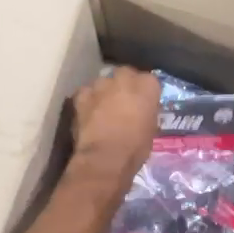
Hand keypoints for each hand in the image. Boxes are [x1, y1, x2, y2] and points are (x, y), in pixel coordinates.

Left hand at [68, 68, 160, 198]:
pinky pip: (86, 92)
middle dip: (124, 85)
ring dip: (105, 92)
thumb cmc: (135, 147)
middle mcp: (125, 77)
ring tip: (103, 109)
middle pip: (125, 75)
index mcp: (147, 85)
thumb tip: (140, 110)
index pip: (149, 81)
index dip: (144, 93)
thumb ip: (146, 111)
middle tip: (122, 103)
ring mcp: (101, 83)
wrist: (106, 158)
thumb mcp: (151, 128)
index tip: (142, 103)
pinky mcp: (82, 93)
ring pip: (104, 82)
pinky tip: (88, 113)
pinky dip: (88, 100)